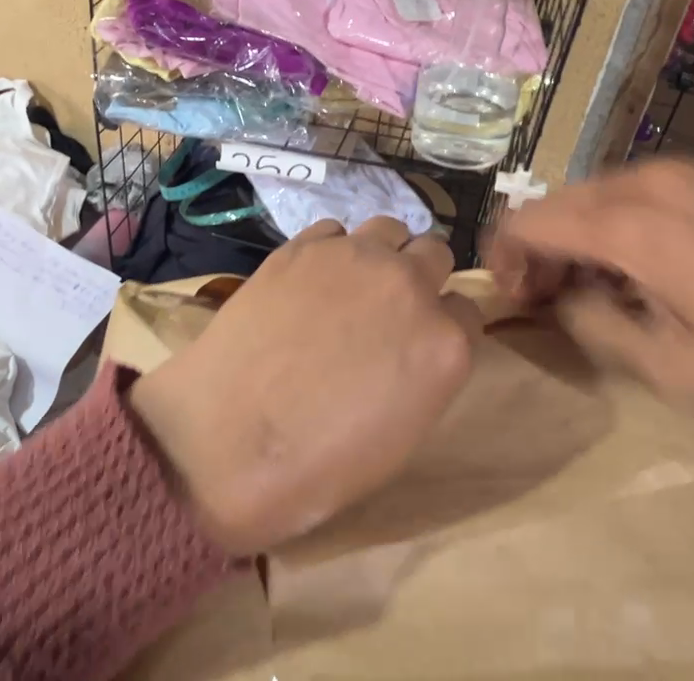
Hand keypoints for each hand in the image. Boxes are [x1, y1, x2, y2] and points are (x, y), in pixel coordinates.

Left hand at [128, 217, 476, 556]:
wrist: (228, 440)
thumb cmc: (320, 463)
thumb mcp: (402, 431)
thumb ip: (424, 371)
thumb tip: (411, 346)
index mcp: (445, 343)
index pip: (466, 310)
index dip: (441, 325)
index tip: (419, 340)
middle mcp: (408, 286)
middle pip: (433, 255)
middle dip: (418, 277)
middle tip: (385, 309)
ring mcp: (351, 259)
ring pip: (387, 229)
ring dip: (378, 253)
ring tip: (348, 288)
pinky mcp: (299, 248)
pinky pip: (332, 232)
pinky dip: (329, 251)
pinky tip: (306, 284)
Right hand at [489, 157, 693, 537]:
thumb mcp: (674, 366)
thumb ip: (595, 326)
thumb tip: (565, 299)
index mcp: (629, 225)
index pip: (527, 222)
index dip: (502, 258)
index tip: (513, 299)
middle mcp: (649, 183)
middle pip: (557, 204)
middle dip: (538, 251)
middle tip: (547, 300)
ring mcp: (689, 175)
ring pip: (595, 196)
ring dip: (578, 238)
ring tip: (598, 290)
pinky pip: (637, 193)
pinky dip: (616, 225)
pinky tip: (647, 269)